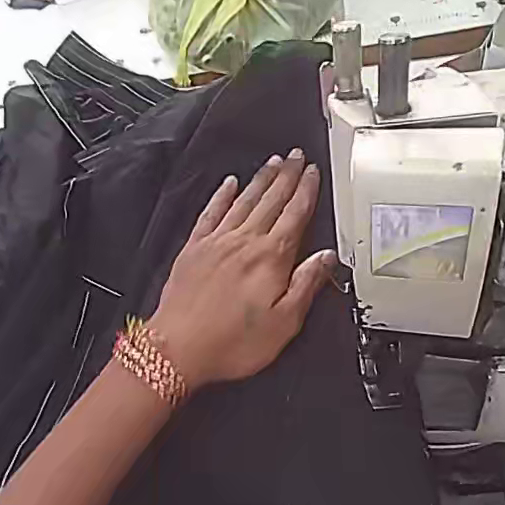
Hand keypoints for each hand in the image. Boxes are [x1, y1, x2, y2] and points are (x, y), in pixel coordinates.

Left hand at [148, 150, 335, 389]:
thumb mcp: (284, 323)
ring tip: (274, 162)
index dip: (306, 191)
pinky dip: (222, 196)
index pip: (295, 215)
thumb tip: (326, 257)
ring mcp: (216, 243)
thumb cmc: (233, 342)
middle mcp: (244, 243)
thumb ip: (307, 284)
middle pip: (271, 200)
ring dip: (261, 179)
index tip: (313, 173)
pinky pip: (211, 213)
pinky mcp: (194, 250)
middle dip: (287, 176)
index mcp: (270, 259)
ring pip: (244, 200)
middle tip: (297, 155)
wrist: (178, 349)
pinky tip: (229, 183)